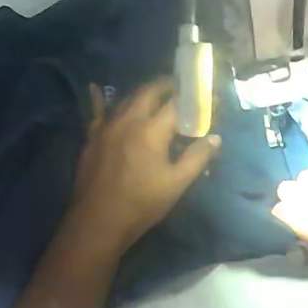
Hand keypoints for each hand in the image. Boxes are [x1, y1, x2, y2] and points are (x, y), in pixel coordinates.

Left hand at [65, 78, 219, 253]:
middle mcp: (127, 120)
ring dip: (143, 92)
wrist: (97, 221)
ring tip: (156, 92)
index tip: (209, 98)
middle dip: (168, 85)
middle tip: (183, 87)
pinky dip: (98, 98)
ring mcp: (106, 127)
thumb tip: (215, 138)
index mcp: (151, 130)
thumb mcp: (175, 184)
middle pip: (150, 92)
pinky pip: (96, 112)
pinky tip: (94, 87)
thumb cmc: (141, 204)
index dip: (196, 99)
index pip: (178, 104)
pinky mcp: (92, 137)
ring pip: (126, 99)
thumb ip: (196, 158)